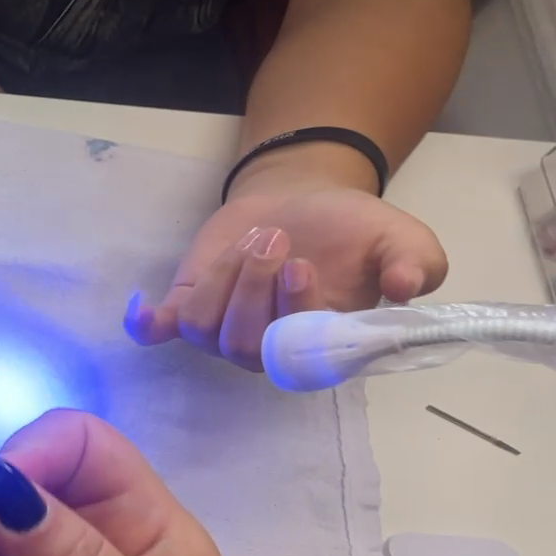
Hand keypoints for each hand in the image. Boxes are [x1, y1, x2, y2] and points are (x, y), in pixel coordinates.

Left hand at [126, 151, 447, 370]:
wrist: (299, 203)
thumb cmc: (350, 231)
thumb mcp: (398, 238)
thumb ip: (415, 262)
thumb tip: (407, 288)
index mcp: (315, 343)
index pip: (291, 353)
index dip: (289, 313)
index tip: (300, 265)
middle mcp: (261, 347)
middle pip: (238, 342)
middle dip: (251, 288)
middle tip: (274, 240)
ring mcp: (218, 330)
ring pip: (201, 325)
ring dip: (222, 277)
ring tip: (255, 239)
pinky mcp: (184, 307)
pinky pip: (155, 330)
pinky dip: (143, 324)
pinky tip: (140, 307)